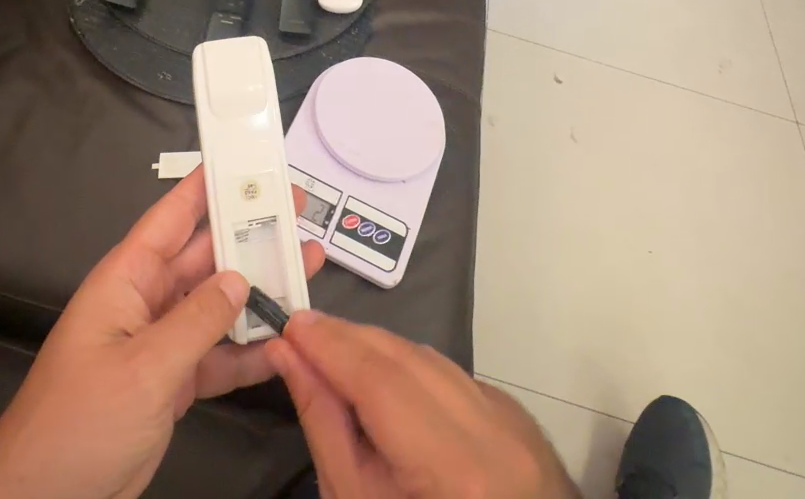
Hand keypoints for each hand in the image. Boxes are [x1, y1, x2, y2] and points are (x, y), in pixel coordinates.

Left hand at [0, 167, 324, 498]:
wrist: (44, 498)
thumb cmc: (79, 421)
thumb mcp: (142, 367)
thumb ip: (197, 321)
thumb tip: (241, 279)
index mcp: (128, 280)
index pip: (172, 218)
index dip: (207, 186)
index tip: (246, 160)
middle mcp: (149, 301)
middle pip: (207, 257)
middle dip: (251, 233)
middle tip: (298, 210)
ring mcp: (163, 342)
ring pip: (221, 303)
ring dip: (262, 290)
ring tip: (308, 265)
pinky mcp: (176, 380)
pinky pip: (221, 353)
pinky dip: (253, 348)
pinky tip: (288, 339)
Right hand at [266, 311, 578, 498]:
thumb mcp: (351, 496)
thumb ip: (322, 420)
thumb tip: (288, 354)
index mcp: (455, 469)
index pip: (382, 382)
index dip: (332, 345)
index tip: (291, 323)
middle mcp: (495, 434)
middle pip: (408, 360)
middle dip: (350, 339)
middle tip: (302, 329)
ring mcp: (512, 420)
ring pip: (431, 359)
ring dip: (377, 348)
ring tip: (332, 347)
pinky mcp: (515, 413)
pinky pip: (451, 372)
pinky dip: (411, 366)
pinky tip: (381, 372)